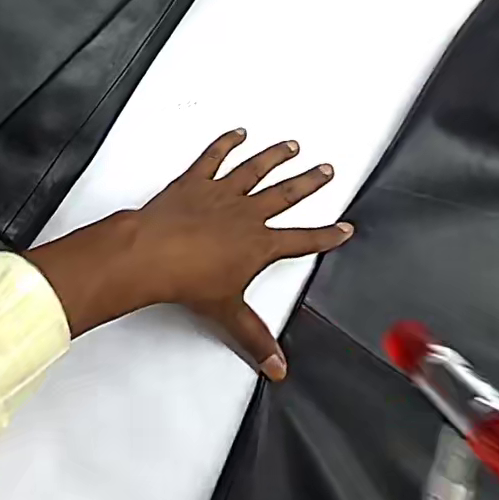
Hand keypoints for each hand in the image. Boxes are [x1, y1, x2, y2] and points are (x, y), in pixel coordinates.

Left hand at [24, 129, 351, 381]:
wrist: (154, 253)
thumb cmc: (188, 278)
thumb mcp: (227, 312)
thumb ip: (254, 338)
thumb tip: (275, 366)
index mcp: (258, 244)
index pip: (302, 240)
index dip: (325, 235)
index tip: (343, 227)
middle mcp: (245, 213)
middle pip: (286, 194)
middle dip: (309, 182)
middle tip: (327, 170)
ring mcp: (221, 192)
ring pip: (256, 170)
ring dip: (275, 156)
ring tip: (291, 146)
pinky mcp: (196, 181)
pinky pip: (214, 156)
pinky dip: (226, 142)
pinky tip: (237, 133)